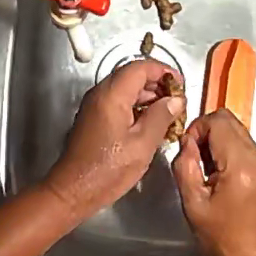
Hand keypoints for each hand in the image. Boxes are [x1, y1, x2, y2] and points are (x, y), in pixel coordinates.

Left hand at [41, 59, 184, 223]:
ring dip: (148, 96)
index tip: (180, 83)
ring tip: (169, 114)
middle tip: (178, 101)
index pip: (139, 67)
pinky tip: (151, 124)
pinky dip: (136, 107)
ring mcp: (94, 105)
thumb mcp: (143, 144)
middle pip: (131, 75)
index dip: (163, 71)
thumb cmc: (107, 170)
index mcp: (111, 95)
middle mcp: (100, 94)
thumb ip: (161, 117)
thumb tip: (175, 100)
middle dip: (157, 84)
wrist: (75, 188)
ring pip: (125, 89)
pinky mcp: (93, 118)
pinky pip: (117, 102)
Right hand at [173, 110, 255, 255]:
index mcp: (240, 164)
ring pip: (234, 129)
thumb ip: (185, 165)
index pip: (217, 121)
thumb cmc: (224, 236)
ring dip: (214, 140)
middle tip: (192, 156)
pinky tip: (215, 174)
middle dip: (204, 130)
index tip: (187, 150)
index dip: (196, 128)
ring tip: (202, 167)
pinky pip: (240, 144)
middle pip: (228, 119)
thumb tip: (185, 143)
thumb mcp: (193, 202)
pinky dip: (224, 149)